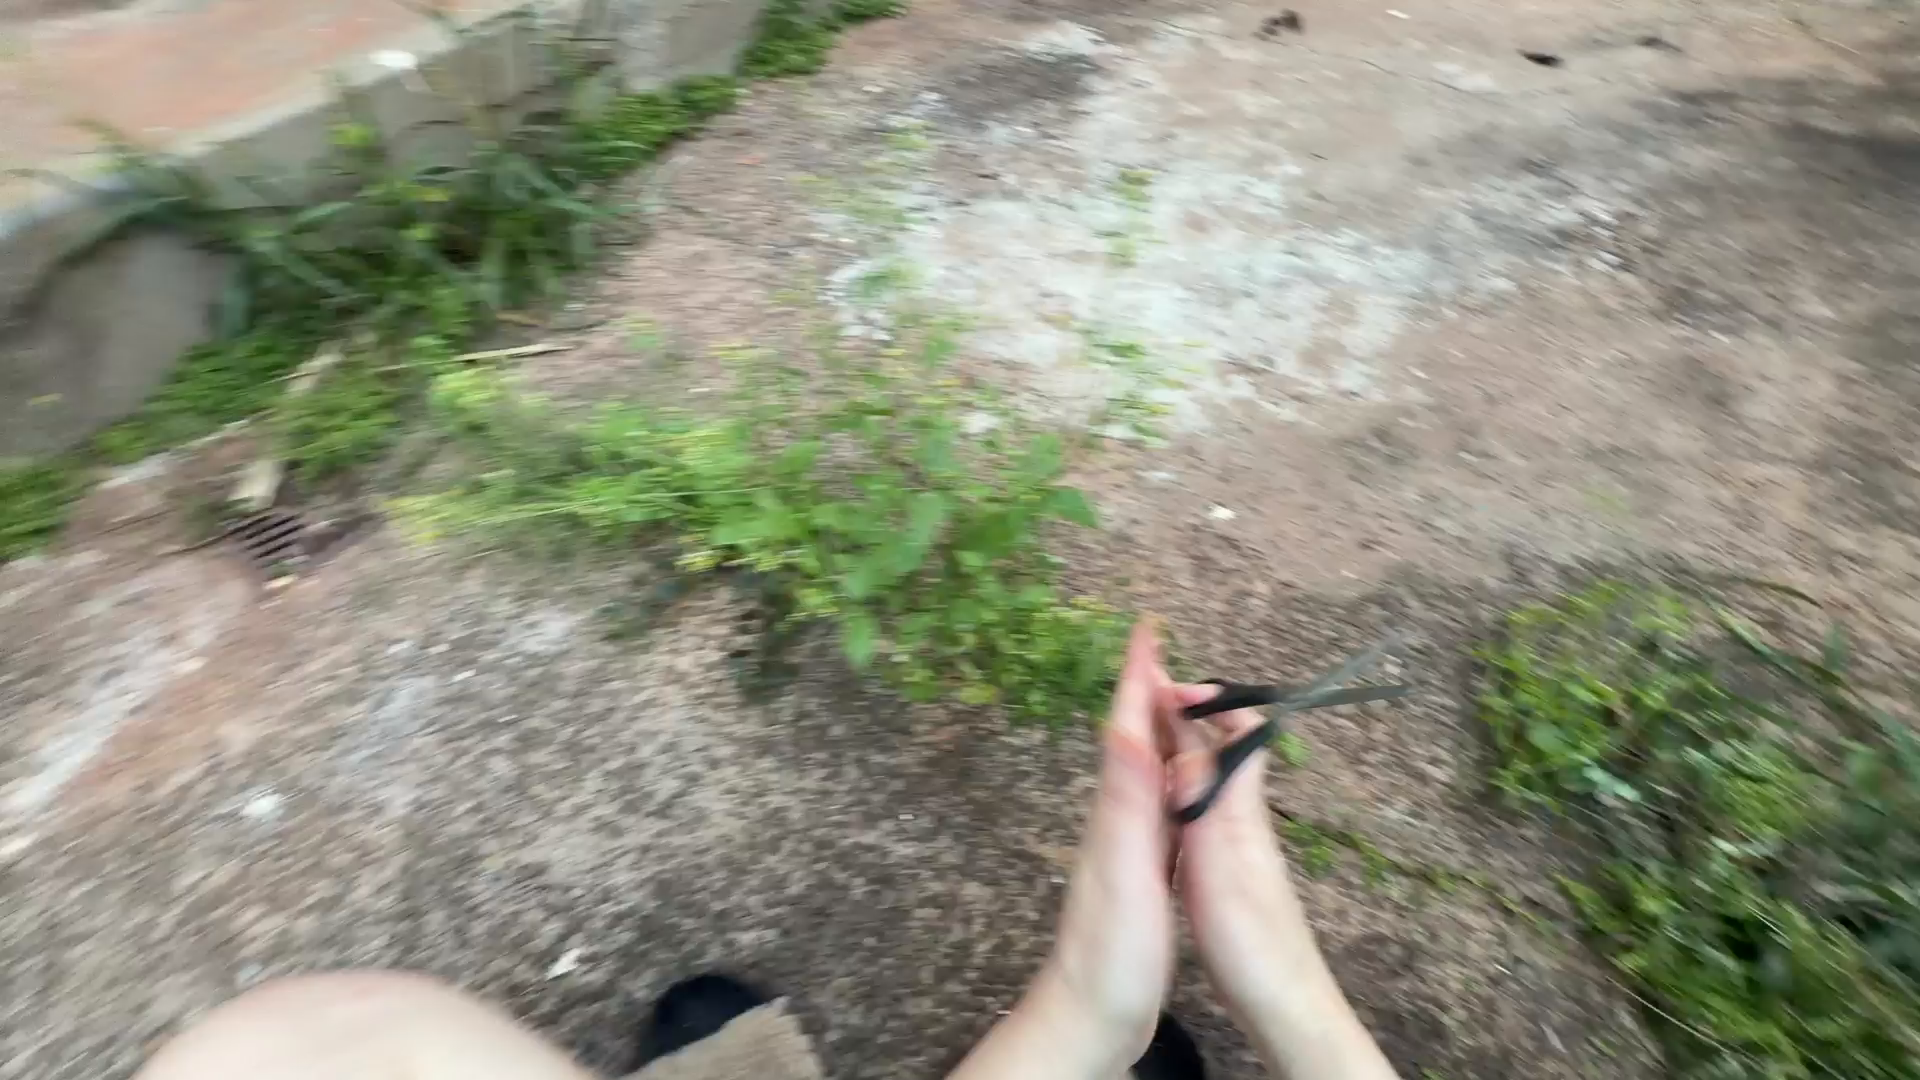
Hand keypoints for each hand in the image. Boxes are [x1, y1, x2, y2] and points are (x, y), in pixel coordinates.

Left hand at [1040, 619, 1179, 1068]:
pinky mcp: (1143, 863)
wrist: (1091, 1008)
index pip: (1126, 720)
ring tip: (1172, 696)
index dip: (1137, 671)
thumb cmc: (1109, 945)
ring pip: (1145, 762)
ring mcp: (1129, 836)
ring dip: (1157, 722)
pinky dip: (1169, 770)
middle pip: (1135, 732)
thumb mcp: (1121, 866)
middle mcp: (1119, 810)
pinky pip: (1158, 797)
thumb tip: (1124, 723)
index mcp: (1118, 803)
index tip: (1146, 625)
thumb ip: (1124, 797)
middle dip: (1147, 684)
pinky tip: (1177, 779)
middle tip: (1161, 646)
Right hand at [1165, 695, 1308, 1023]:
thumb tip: (1188, 737)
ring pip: (1204, 774)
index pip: (1242, 731)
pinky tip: (1151, 794)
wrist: (1282, 1003)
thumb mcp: (1221, 862)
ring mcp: (1232, 838)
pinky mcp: (1222, 863)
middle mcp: (1240, 813)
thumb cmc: (1250, 937)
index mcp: (1240, 807)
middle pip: (1218, 746)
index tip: (1167, 688)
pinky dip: (1172, 783)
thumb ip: (1206, 799)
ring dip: (1175, 744)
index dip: (1211, 701)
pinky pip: (1195, 803)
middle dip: (1182, 713)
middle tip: (1138, 694)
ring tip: (1136, 732)